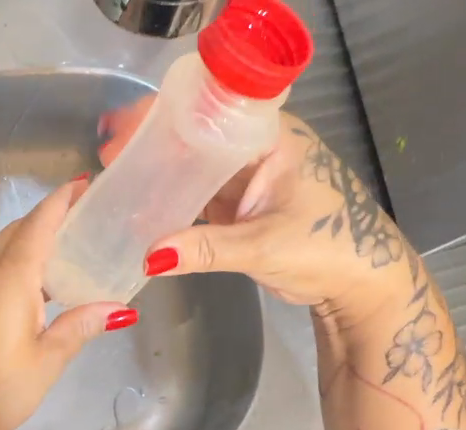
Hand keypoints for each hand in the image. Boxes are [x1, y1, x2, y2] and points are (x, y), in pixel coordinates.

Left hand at [0, 180, 135, 429]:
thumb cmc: (1, 393)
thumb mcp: (48, 360)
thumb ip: (81, 325)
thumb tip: (119, 308)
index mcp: (6, 282)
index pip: (37, 226)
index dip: (60, 202)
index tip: (85, 185)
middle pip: (17, 232)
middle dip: (49, 218)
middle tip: (87, 216)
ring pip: (3, 249)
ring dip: (33, 240)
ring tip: (71, 245)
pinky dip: (19, 262)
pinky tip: (44, 280)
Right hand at [100, 102, 413, 322]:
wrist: (357, 282)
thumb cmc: (328, 248)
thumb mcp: (264, 246)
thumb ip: (205, 250)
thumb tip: (149, 258)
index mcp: (272, 139)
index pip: (212, 112)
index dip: (167, 117)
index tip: (126, 130)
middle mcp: (257, 151)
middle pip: (197, 138)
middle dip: (153, 145)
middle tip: (108, 157)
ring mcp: (247, 180)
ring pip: (193, 169)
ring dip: (158, 175)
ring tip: (114, 180)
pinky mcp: (238, 208)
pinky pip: (197, 198)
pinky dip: (170, 204)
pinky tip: (139, 210)